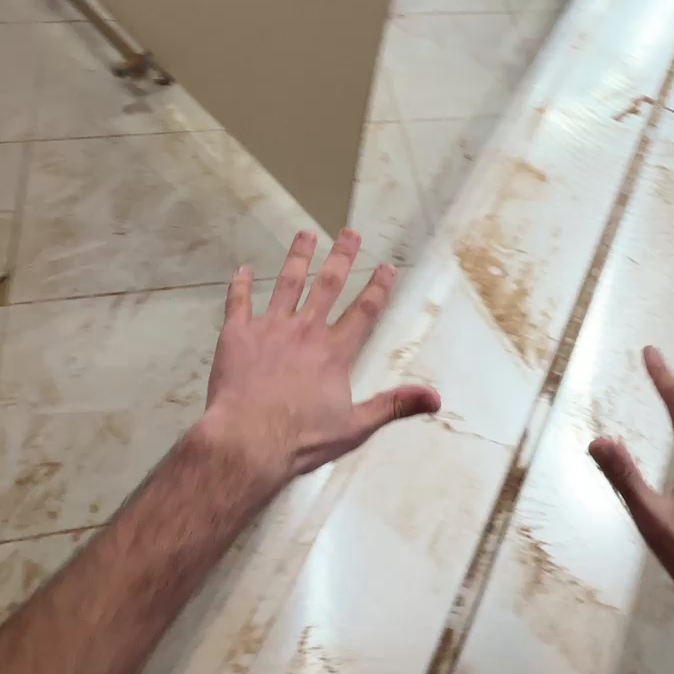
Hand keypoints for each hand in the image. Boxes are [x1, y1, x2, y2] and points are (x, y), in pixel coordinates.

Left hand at [196, 229, 440, 487]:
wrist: (247, 441)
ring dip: (298, 258)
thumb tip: (435, 397)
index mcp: (335, 351)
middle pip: (328, 285)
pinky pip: (239, 303)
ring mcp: (270, 329)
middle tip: (350, 232)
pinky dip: (240, 286)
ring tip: (305, 234)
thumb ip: (394, 405)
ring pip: (287, 284)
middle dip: (341, 257)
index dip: (378, 287)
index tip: (387, 266)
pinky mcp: (237, 335)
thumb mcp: (355, 426)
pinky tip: (241, 270)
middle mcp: (306, 330)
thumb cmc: (302, 438)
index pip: (364, 311)